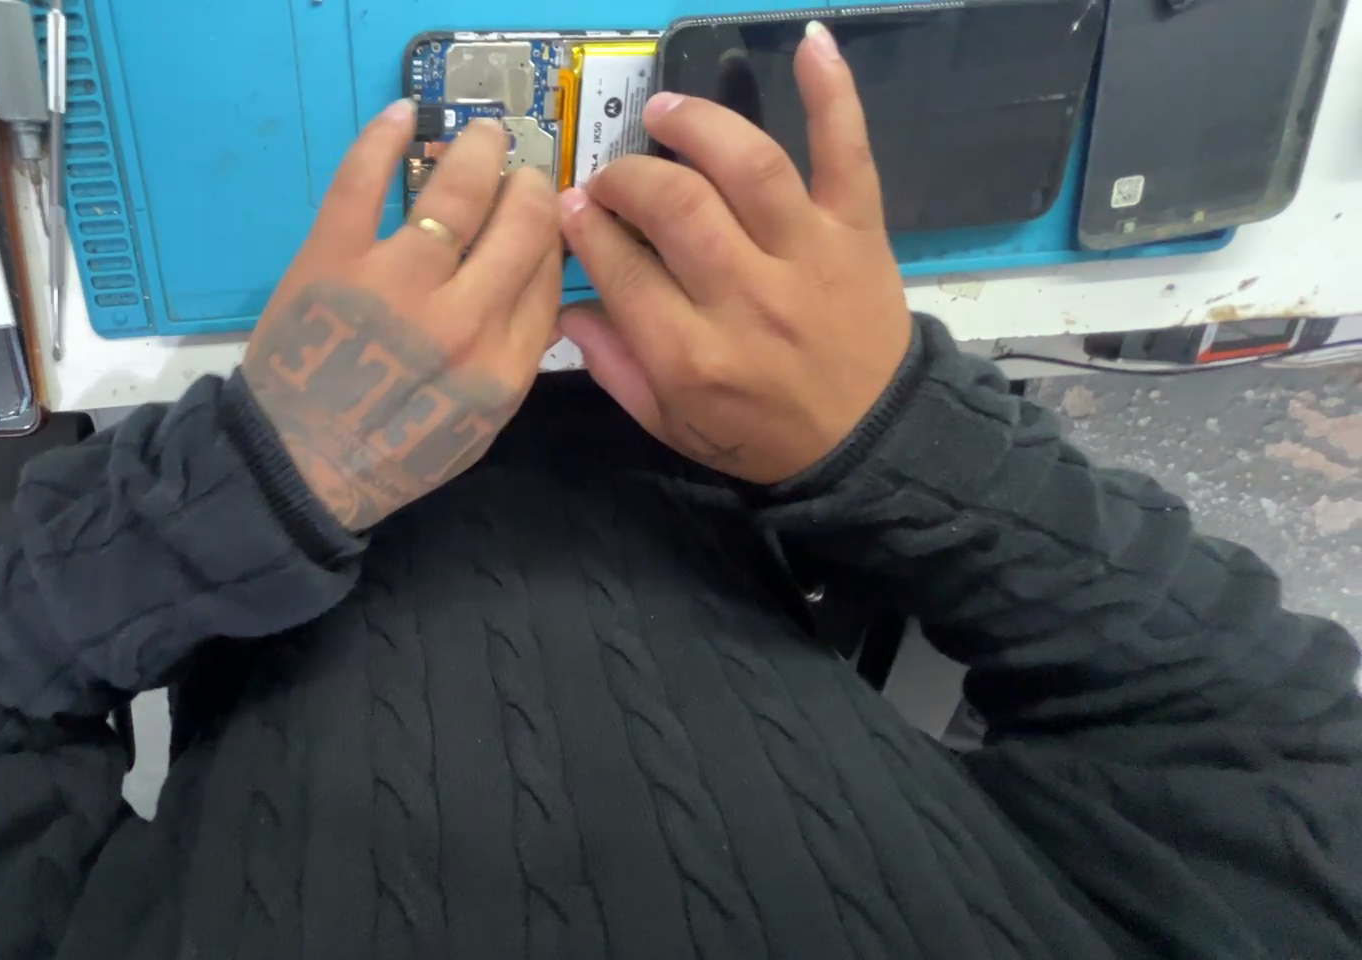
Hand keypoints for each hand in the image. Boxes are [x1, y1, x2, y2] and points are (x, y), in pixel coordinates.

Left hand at [242, 103, 562, 530]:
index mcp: (503, 364)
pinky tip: (400, 117)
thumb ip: (513, 363)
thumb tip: (536, 295)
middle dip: (525, 184)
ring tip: (480, 137)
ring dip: (477, 148)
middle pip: (520, 219)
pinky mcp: (335, 257)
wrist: (303, 472)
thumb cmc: (394, 457)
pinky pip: (365, 177)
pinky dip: (383, 136)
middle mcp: (464, 318)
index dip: (547, 233)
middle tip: (514, 173)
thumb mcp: (476, 429)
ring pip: (458, 188)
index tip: (534, 217)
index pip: (547, 271)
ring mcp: (398, 282)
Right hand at [559, 22, 912, 484]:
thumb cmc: (755, 435)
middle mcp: (745, 298)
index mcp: (690, 355)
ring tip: (662, 110)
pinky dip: (833, 91)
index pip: (622, 273)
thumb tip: (569, 310)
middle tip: (608, 178)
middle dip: (627, 179)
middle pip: (676, 208)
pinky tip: (809, 41)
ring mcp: (808, 256)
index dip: (586, 231)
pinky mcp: (859, 231)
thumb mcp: (668, 424)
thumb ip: (615, 369)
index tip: (569, 209)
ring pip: (748, 167)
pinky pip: (849, 150)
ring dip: (697, 124)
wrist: (866, 441)